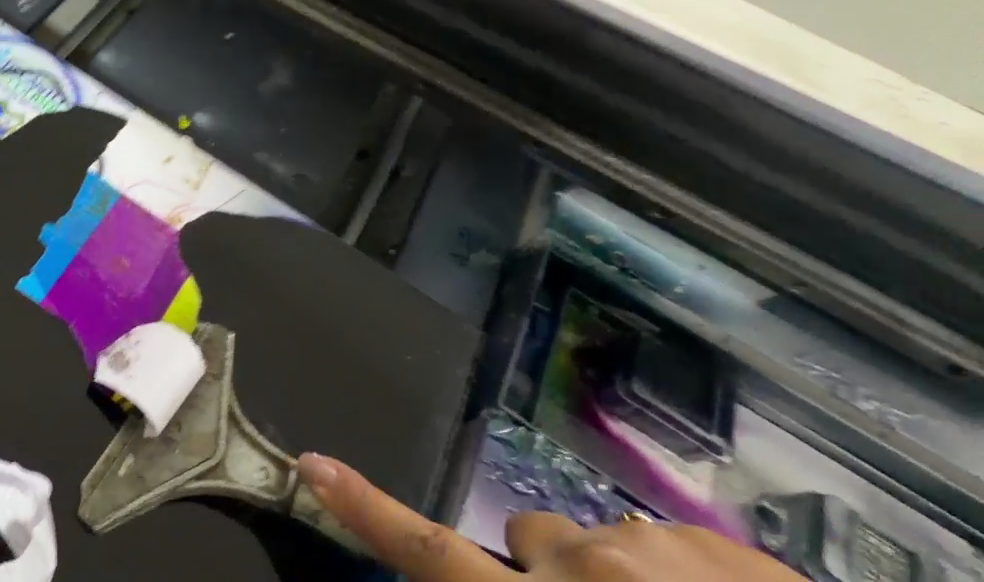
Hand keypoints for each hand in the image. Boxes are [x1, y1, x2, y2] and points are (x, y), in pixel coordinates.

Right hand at [297, 453, 803, 581]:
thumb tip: (478, 567)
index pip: (433, 555)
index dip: (366, 512)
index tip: (313, 466)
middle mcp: (586, 568)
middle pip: (528, 538)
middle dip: (544, 572)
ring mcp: (660, 548)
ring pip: (600, 540)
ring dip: (616, 578)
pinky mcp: (725, 544)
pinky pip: (667, 542)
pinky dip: (679, 573)